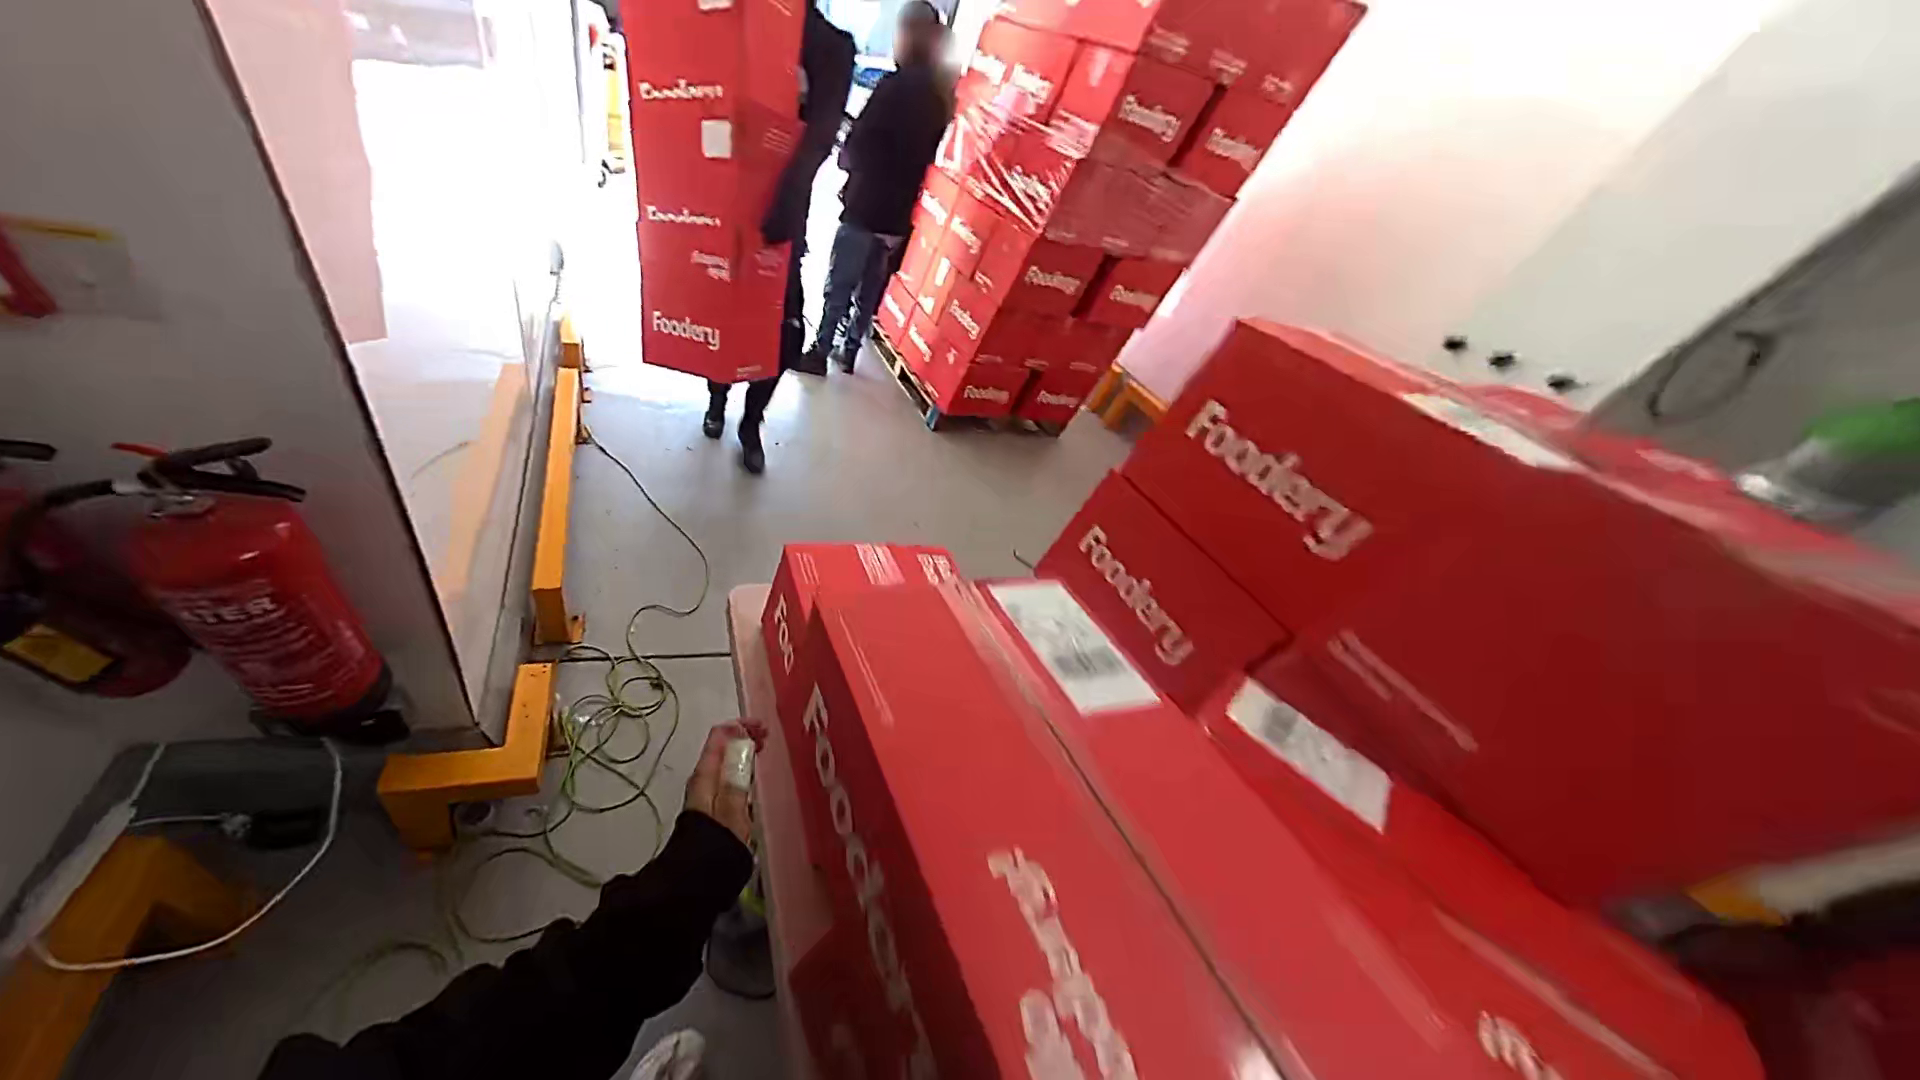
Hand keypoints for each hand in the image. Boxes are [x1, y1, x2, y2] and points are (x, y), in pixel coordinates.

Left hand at [684, 721, 765, 844]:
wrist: (698, 878)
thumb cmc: (717, 841)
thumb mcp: (731, 809)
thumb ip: (736, 775)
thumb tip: (742, 743)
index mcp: (705, 774)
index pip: (719, 735)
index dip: (741, 726)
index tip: (763, 729)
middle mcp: (704, 778)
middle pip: (722, 745)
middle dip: (744, 735)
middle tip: (768, 737)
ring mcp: (708, 791)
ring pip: (726, 759)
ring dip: (744, 749)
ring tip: (764, 749)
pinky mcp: (715, 804)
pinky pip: (728, 774)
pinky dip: (742, 765)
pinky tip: (754, 772)